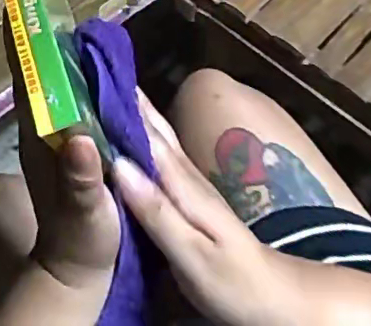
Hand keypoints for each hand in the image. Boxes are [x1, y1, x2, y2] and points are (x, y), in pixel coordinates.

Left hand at [1, 17, 120, 298]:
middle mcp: (40, 122)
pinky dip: (72, 72)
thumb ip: (81, 181)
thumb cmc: (78, 241)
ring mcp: (51, 131)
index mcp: (38, 130)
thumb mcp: (84, 215)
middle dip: (35, 31)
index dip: (18, 36)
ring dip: (52, 48)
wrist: (73, 273)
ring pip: (48, 79)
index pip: (24, 73)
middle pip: (33, 68)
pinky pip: (66, 95)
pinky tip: (87, 61)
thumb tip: (79, 140)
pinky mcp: (66, 141)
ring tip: (65, 15)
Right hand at [111, 93, 303, 325]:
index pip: (147, 133)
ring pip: (158, 134)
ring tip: (109, 89)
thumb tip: (118, 164)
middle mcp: (185, 171)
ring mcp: (190, 180)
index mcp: (181, 181)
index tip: (94, 78)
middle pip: (153, 126)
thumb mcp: (191, 253)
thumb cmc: (232, 280)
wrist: (275, 298)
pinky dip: (145, 131)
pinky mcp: (191, 193)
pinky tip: (134, 131)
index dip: (121, 105)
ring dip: (135, 108)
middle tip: (95, 72)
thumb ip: (156, 210)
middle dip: (126, 97)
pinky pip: (160, 151)